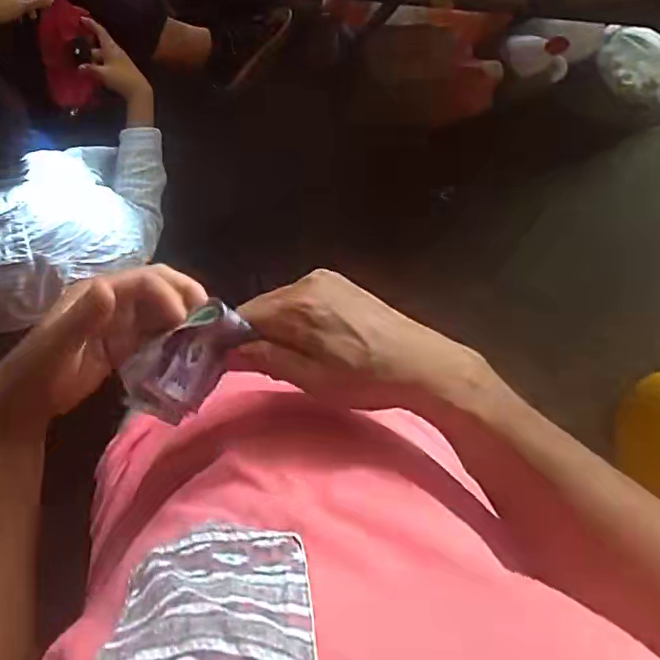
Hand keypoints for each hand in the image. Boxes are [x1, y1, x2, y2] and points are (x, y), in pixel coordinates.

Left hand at [0, 266, 206, 437]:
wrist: (25, 399)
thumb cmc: (37, 369)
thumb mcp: (56, 345)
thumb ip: (81, 318)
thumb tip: (108, 288)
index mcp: (96, 293)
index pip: (144, 281)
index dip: (169, 294)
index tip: (187, 322)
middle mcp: (111, 302)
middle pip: (159, 289)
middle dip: (187, 299)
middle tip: (211, 323)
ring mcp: (118, 324)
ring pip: (161, 312)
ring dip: (185, 321)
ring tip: (208, 340)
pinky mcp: (123, 347)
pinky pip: (156, 337)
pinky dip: (174, 343)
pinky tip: (189, 357)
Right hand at [80, 18, 151, 109]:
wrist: (137, 89)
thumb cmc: (120, 78)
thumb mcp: (103, 74)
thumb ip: (90, 69)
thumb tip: (79, 67)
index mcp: (111, 48)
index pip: (100, 32)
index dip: (91, 24)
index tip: (82, 18)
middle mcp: (115, 50)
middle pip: (100, 43)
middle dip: (89, 42)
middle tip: (77, 43)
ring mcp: (118, 58)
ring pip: (102, 53)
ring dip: (93, 56)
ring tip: (82, 61)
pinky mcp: (119, 66)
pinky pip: (105, 60)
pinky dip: (98, 62)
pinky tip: (93, 69)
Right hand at [232, 270, 496, 411]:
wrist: (430, 368)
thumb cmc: (369, 379)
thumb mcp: (313, 380)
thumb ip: (266, 359)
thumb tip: (228, 351)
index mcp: (297, 305)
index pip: (243, 316)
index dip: (232, 339)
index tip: (230, 360)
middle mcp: (306, 282)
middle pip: (261, 307)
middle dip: (255, 332)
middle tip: (264, 363)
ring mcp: (325, 279)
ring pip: (280, 303)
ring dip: (277, 326)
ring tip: (294, 354)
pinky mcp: (340, 283)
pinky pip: (300, 298)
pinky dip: (296, 317)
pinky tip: (313, 339)